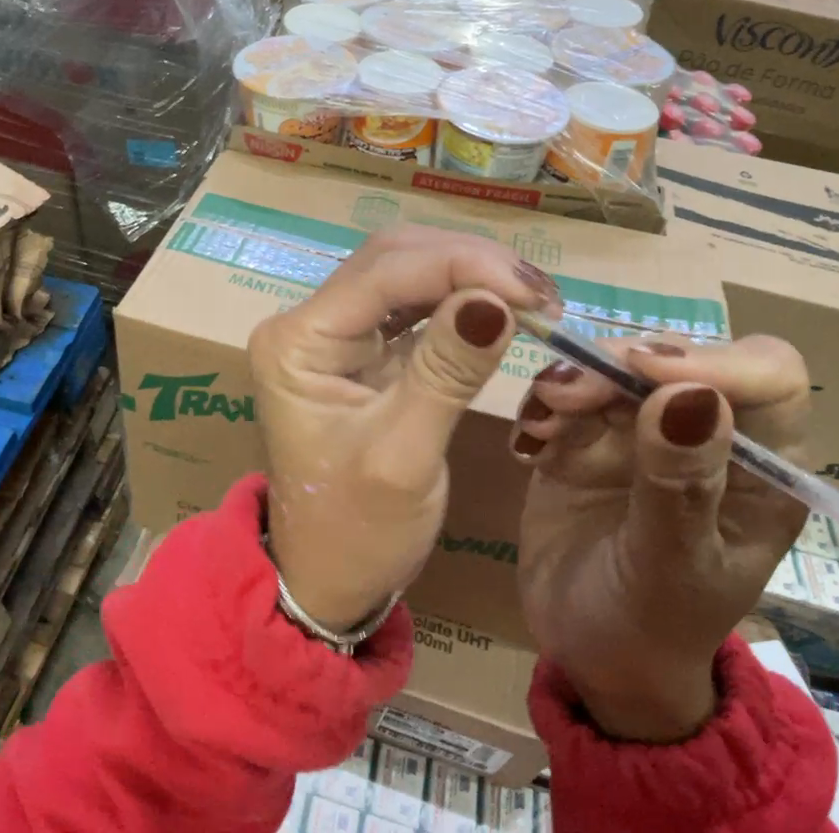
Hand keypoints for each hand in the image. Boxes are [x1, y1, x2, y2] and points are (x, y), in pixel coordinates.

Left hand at [247, 226, 555, 633]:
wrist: (330, 578)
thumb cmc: (357, 530)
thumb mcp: (404, 456)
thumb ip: (447, 372)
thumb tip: (500, 300)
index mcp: (296, 342)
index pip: (382, 272)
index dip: (461, 266)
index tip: (533, 292)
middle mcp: (307, 324)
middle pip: (392, 259)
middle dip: (469, 263)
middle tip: (542, 294)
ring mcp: (334, 335)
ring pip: (406, 275)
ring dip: (470, 277)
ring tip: (536, 300)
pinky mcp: (362, 352)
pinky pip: (413, 308)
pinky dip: (460, 304)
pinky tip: (503, 311)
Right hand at [513, 336, 811, 740]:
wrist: (589, 657)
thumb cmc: (652, 628)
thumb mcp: (672, 569)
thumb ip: (679, 486)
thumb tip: (686, 394)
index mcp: (762, 468)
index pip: (765, 378)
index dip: (713, 360)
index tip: (641, 371)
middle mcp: (704, 437)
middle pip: (672, 362)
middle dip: (616, 365)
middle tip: (561, 395)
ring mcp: (638, 437)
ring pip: (610, 371)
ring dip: (569, 382)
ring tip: (537, 424)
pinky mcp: (582, 443)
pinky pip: (561, 400)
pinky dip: (539, 408)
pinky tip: (524, 447)